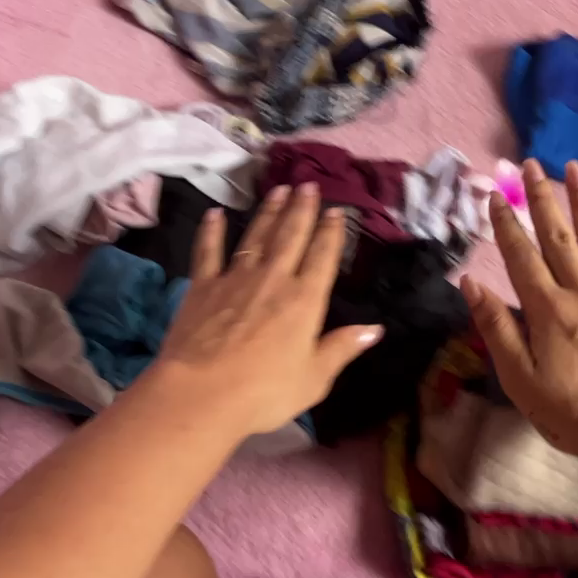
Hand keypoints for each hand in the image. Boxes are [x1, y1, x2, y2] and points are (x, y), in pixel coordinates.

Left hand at [135, 183, 383, 438]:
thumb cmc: (265, 391)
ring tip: (279, 190)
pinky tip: (215, 214)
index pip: (323, 257)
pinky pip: (208, 251)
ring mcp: (235, 278)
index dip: (331, 232)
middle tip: (308, 185)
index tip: (336, 210)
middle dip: (302, 209)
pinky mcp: (202, 286)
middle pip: (291, 236)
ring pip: (256, 236)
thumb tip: (375, 328)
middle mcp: (273, 279)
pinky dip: (212, 231)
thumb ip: (342, 348)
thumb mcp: (315, 378)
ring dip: (268, 212)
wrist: (202, 391)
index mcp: (305, 300)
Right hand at [461, 159, 577, 464]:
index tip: (495, 195)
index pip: (520, 255)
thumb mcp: (518, 377)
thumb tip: (471, 283)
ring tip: (575, 169)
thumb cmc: (569, 413)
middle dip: (542, 198)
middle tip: (531, 164)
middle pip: (557, 236)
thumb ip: (495, 327)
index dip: (505, 223)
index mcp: (547, 309)